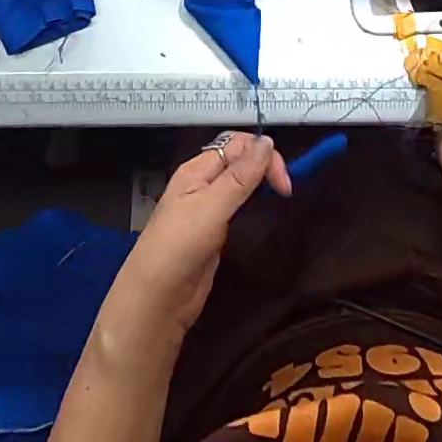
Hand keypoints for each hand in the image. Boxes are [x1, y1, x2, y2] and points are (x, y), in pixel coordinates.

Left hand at [107, 131, 290, 339]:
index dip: (264, 155)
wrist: (157, 300)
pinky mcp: (215, 229)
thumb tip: (268, 141)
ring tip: (279, 195)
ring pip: (241, 181)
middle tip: (284, 190)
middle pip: (241, 159)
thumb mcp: (212, 206)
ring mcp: (209, 207)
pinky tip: (263, 210)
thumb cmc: (179, 247)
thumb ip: (241, 175)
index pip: (238, 145)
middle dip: (265, 166)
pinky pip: (238, 204)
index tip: (283, 182)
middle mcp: (203, 183)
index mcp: (197, 169)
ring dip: (261, 182)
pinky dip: (254, 202)